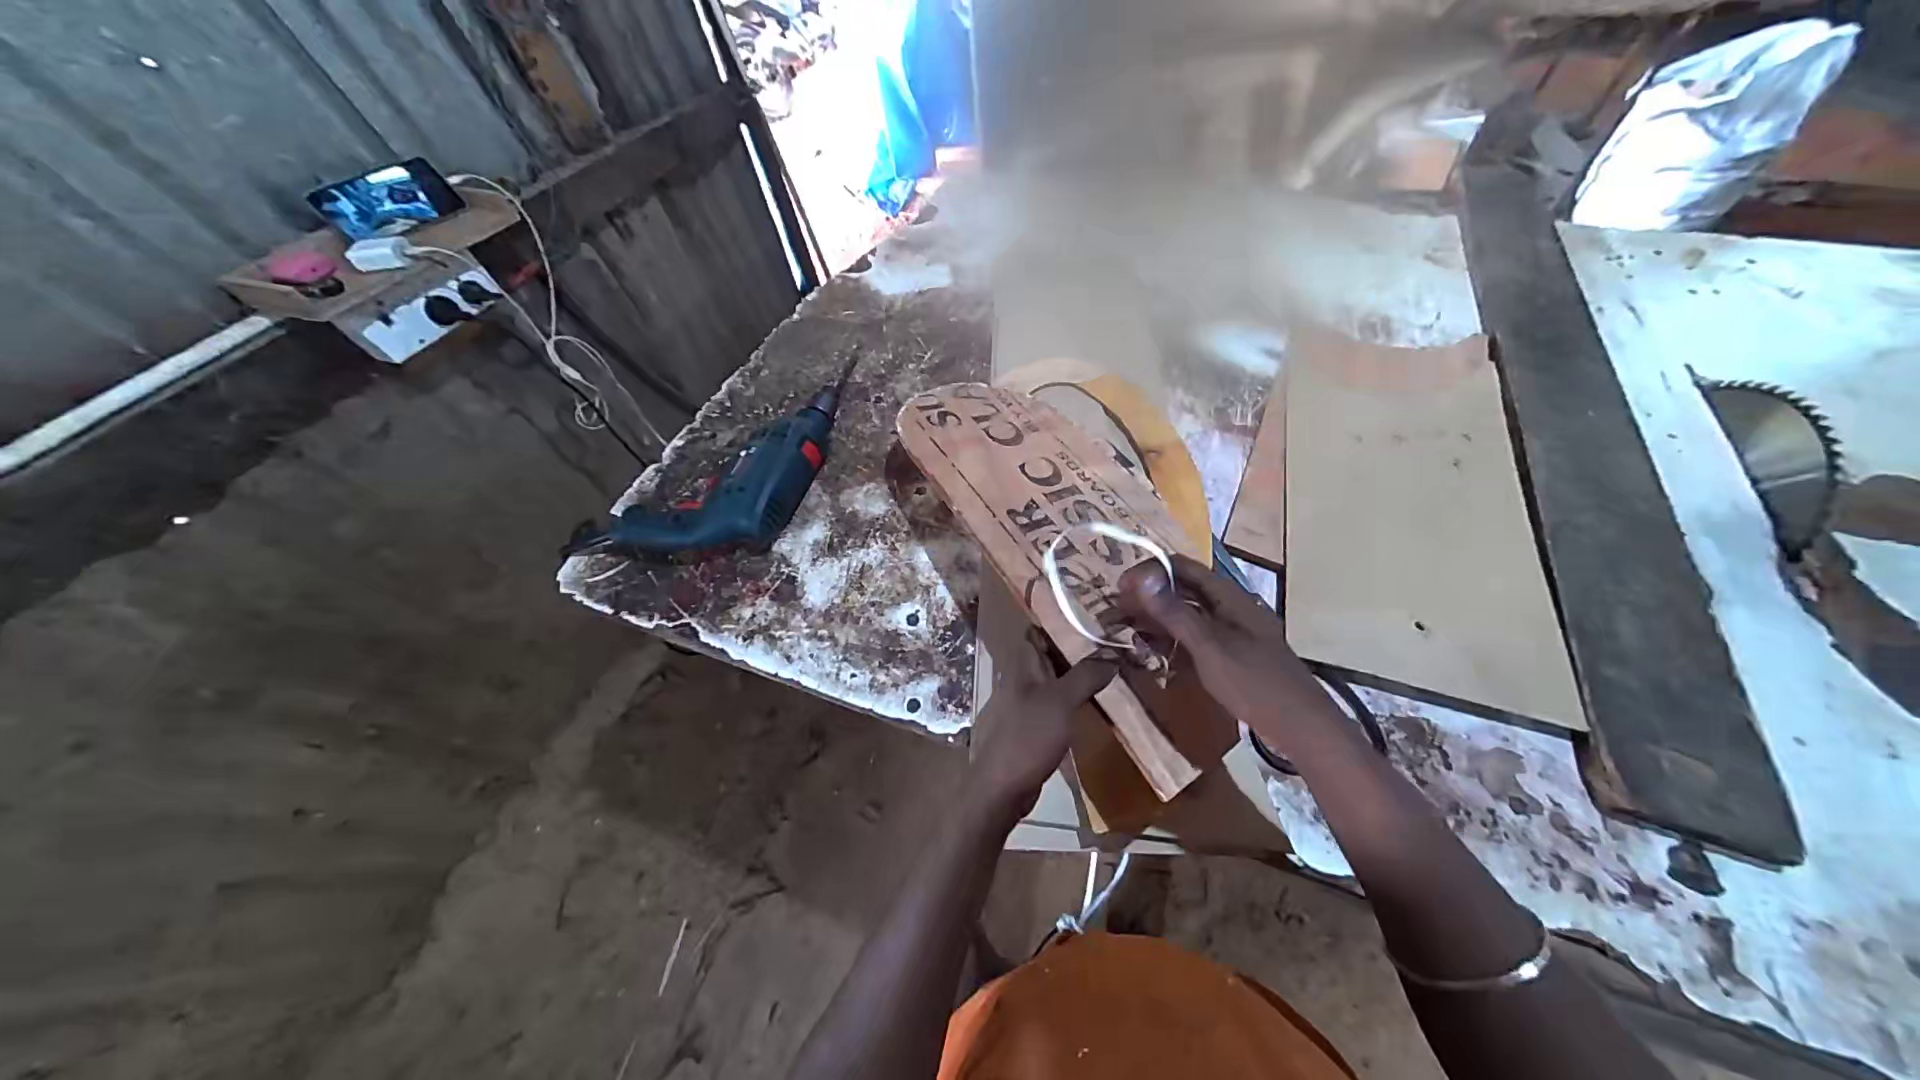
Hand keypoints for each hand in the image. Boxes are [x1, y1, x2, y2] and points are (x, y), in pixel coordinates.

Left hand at [966, 630, 1116, 818]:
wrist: (1003, 787)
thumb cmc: (1028, 736)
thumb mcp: (1061, 701)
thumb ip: (1085, 675)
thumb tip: (1112, 655)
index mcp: (1021, 665)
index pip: (1037, 630)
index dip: (1060, 620)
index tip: (1091, 614)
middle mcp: (1020, 679)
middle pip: (1048, 654)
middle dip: (1076, 647)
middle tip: (1111, 641)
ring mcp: (1024, 703)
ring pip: (1053, 679)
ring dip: (1077, 674)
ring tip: (1111, 667)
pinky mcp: (1032, 726)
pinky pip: (1055, 702)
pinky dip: (1073, 698)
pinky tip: (1095, 701)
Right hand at [1117, 555, 1335, 760]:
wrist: (1301, 728)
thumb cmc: (1255, 683)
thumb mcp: (1209, 647)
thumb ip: (1175, 613)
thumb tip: (1141, 577)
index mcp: (1229, 598)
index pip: (1183, 568)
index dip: (1151, 571)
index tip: (1120, 586)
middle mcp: (1229, 610)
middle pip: (1183, 592)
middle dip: (1148, 597)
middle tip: (1114, 611)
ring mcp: (1230, 635)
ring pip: (1186, 618)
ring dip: (1155, 621)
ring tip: (1124, 629)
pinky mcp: (1229, 658)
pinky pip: (1193, 641)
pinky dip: (1170, 642)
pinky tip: (1149, 652)